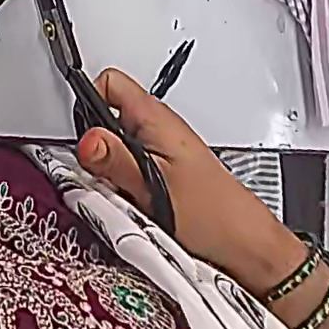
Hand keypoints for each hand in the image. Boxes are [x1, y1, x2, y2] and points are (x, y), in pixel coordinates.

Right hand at [77, 69, 308, 295]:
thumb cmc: (214, 214)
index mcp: (154, 117)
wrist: (246, 245)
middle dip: (97, 147)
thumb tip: (86, 140)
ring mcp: (160, 147)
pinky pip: (129, 166)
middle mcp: (157, 126)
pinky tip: (135, 204)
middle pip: (106, 117)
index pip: (108, 83)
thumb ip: (115, 161)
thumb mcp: (153, 189)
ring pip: (115, 145)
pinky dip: (124, 183)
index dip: (88, 103)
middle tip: (103, 175)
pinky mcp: (162, 168)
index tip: (82, 138)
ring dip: (111, 170)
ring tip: (124, 195)